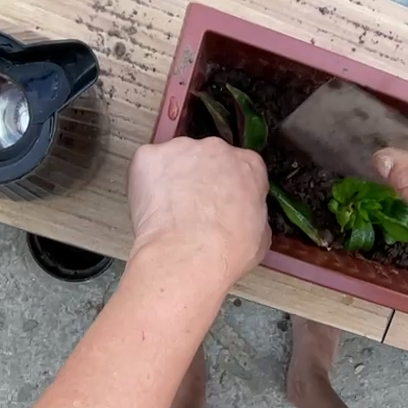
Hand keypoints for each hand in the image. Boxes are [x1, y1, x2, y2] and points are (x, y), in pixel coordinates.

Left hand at [126, 137, 269, 297]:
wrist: (187, 257)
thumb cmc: (223, 251)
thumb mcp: (260, 237)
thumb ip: (253, 214)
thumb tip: (246, 218)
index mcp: (249, 166)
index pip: (242, 167)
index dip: (231, 187)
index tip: (224, 202)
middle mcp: (216, 150)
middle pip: (207, 159)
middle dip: (201, 181)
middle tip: (195, 211)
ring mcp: (181, 150)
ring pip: (176, 160)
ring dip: (174, 180)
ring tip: (172, 213)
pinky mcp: (149, 157)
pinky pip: (147, 165)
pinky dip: (147, 183)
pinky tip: (153, 208)